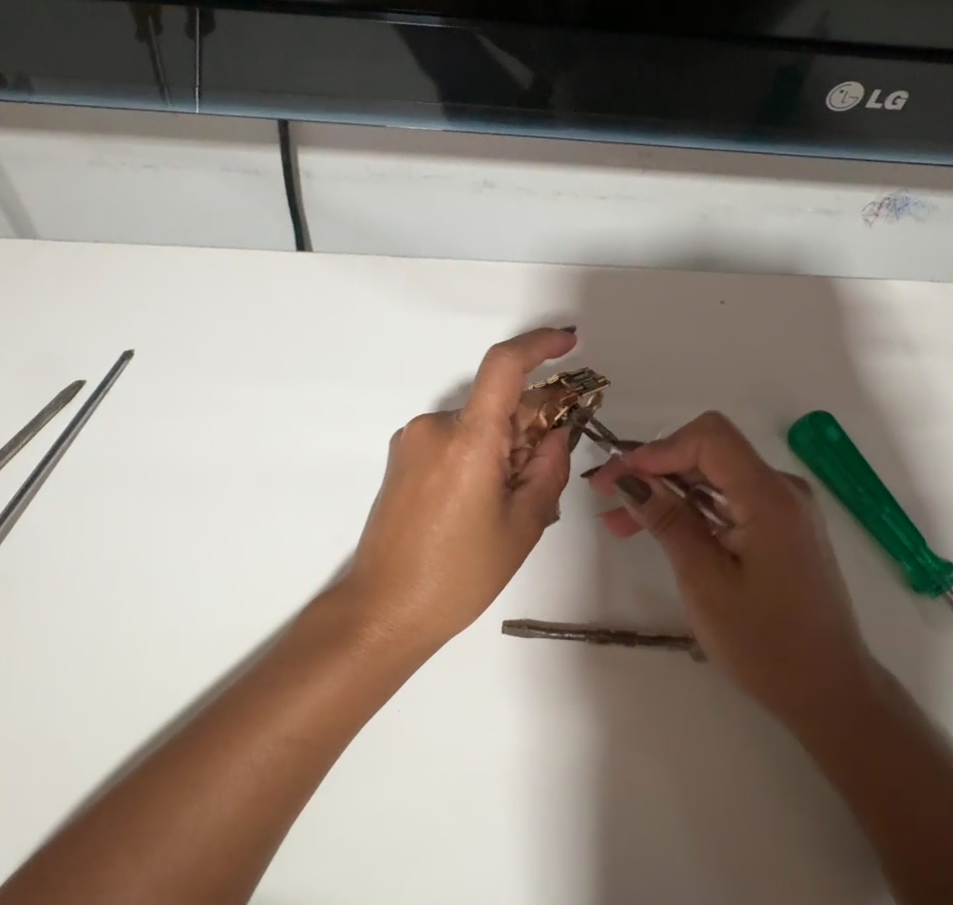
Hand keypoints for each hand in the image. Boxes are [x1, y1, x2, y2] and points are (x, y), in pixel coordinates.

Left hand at [339, 328, 579, 646]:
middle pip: (495, 405)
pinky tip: (478, 507)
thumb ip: (548, 468)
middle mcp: (434, 427)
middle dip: (528, 428)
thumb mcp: (523, 524)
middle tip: (542, 477)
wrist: (384, 609)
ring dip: (501, 449)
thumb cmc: (459, 574)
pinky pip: (452, 443)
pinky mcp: (401, 459)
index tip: (568, 343)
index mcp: (467, 439)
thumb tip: (558, 432)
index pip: (504, 365)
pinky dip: (476, 458)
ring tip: (506, 507)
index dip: (540, 344)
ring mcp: (412, 442)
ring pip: (475, 427)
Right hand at [590, 412, 869, 726]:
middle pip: (711, 452)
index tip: (614, 480)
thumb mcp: (704, 581)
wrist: (829, 691)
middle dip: (656, 469)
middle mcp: (784, 490)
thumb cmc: (765, 643)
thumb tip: (630, 479)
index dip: (655, 450)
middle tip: (609, 502)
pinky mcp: (785, 529)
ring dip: (671, 491)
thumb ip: (668, 521)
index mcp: (770, 497)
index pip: (708, 438)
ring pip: (718, 476)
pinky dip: (695, 509)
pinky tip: (664, 531)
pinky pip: (733, 500)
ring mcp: (788, 509)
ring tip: (624, 523)